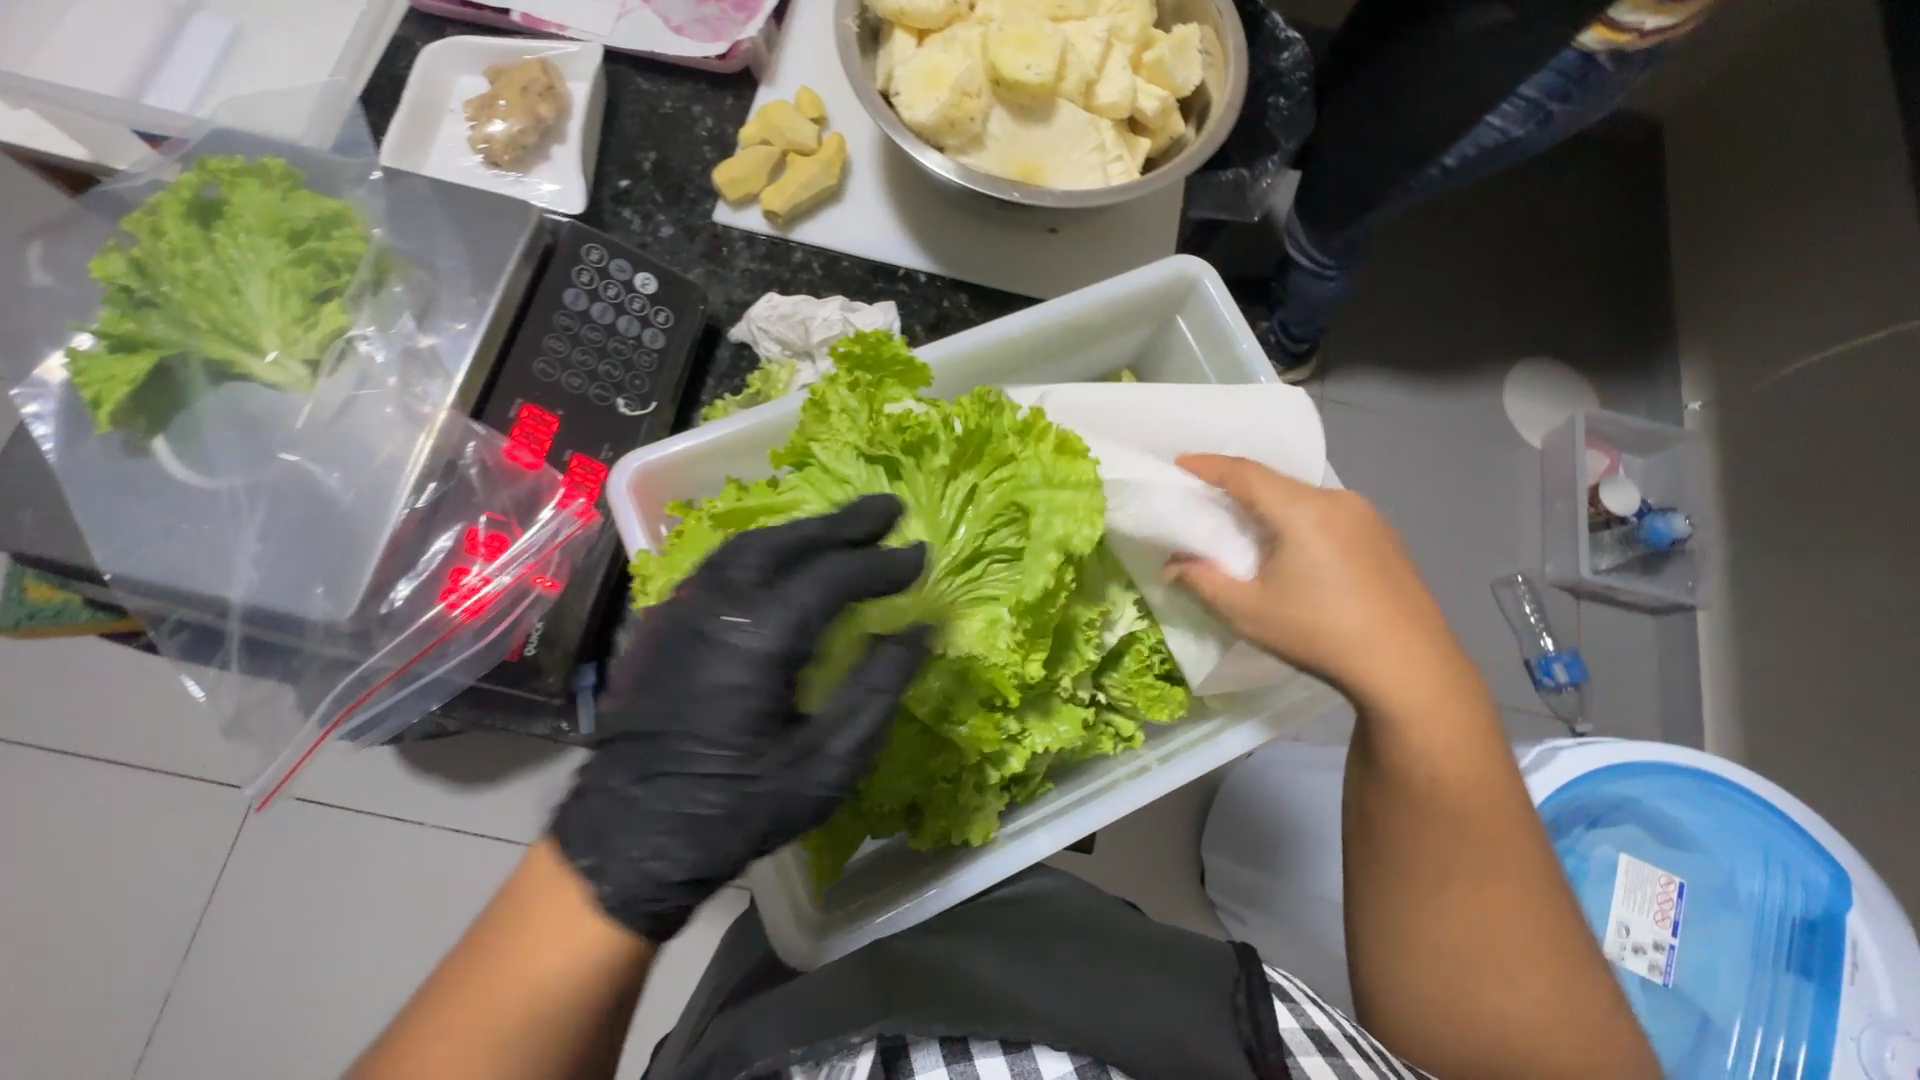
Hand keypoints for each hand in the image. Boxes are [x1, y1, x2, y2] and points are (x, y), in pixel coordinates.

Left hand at [552, 495, 930, 942]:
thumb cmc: (740, 806)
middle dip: (844, 524)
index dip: (882, 565)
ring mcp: (682, 610)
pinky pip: (720, 567)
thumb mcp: (828, 762)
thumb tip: (920, 630)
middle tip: (889, 509)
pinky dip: (764, 552)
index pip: (833, 577)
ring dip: (802, 532)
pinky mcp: (663, 624)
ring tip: (844, 528)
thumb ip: (878, 687)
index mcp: (759, 638)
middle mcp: (717, 606)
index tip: (921, 556)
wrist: (632, 835)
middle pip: (788, 543)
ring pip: (748, 547)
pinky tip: (783, 561)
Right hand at [1164, 454, 1466, 706]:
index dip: (1208, 465)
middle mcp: (1337, 500)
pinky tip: (1295, 552)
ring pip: (1304, 499)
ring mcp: (1367, 516)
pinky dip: (1301, 521)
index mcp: (1302, 510)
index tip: (1179, 463)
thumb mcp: (1248, 612)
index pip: (1244, 473)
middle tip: (1207, 503)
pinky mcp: (1384, 535)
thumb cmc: (1320, 634)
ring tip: (1249, 532)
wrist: (1409, 665)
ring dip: (1272, 508)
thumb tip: (1172, 564)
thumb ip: (1203, 581)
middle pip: (1276, 483)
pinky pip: (1329, 514)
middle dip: (1238, 489)